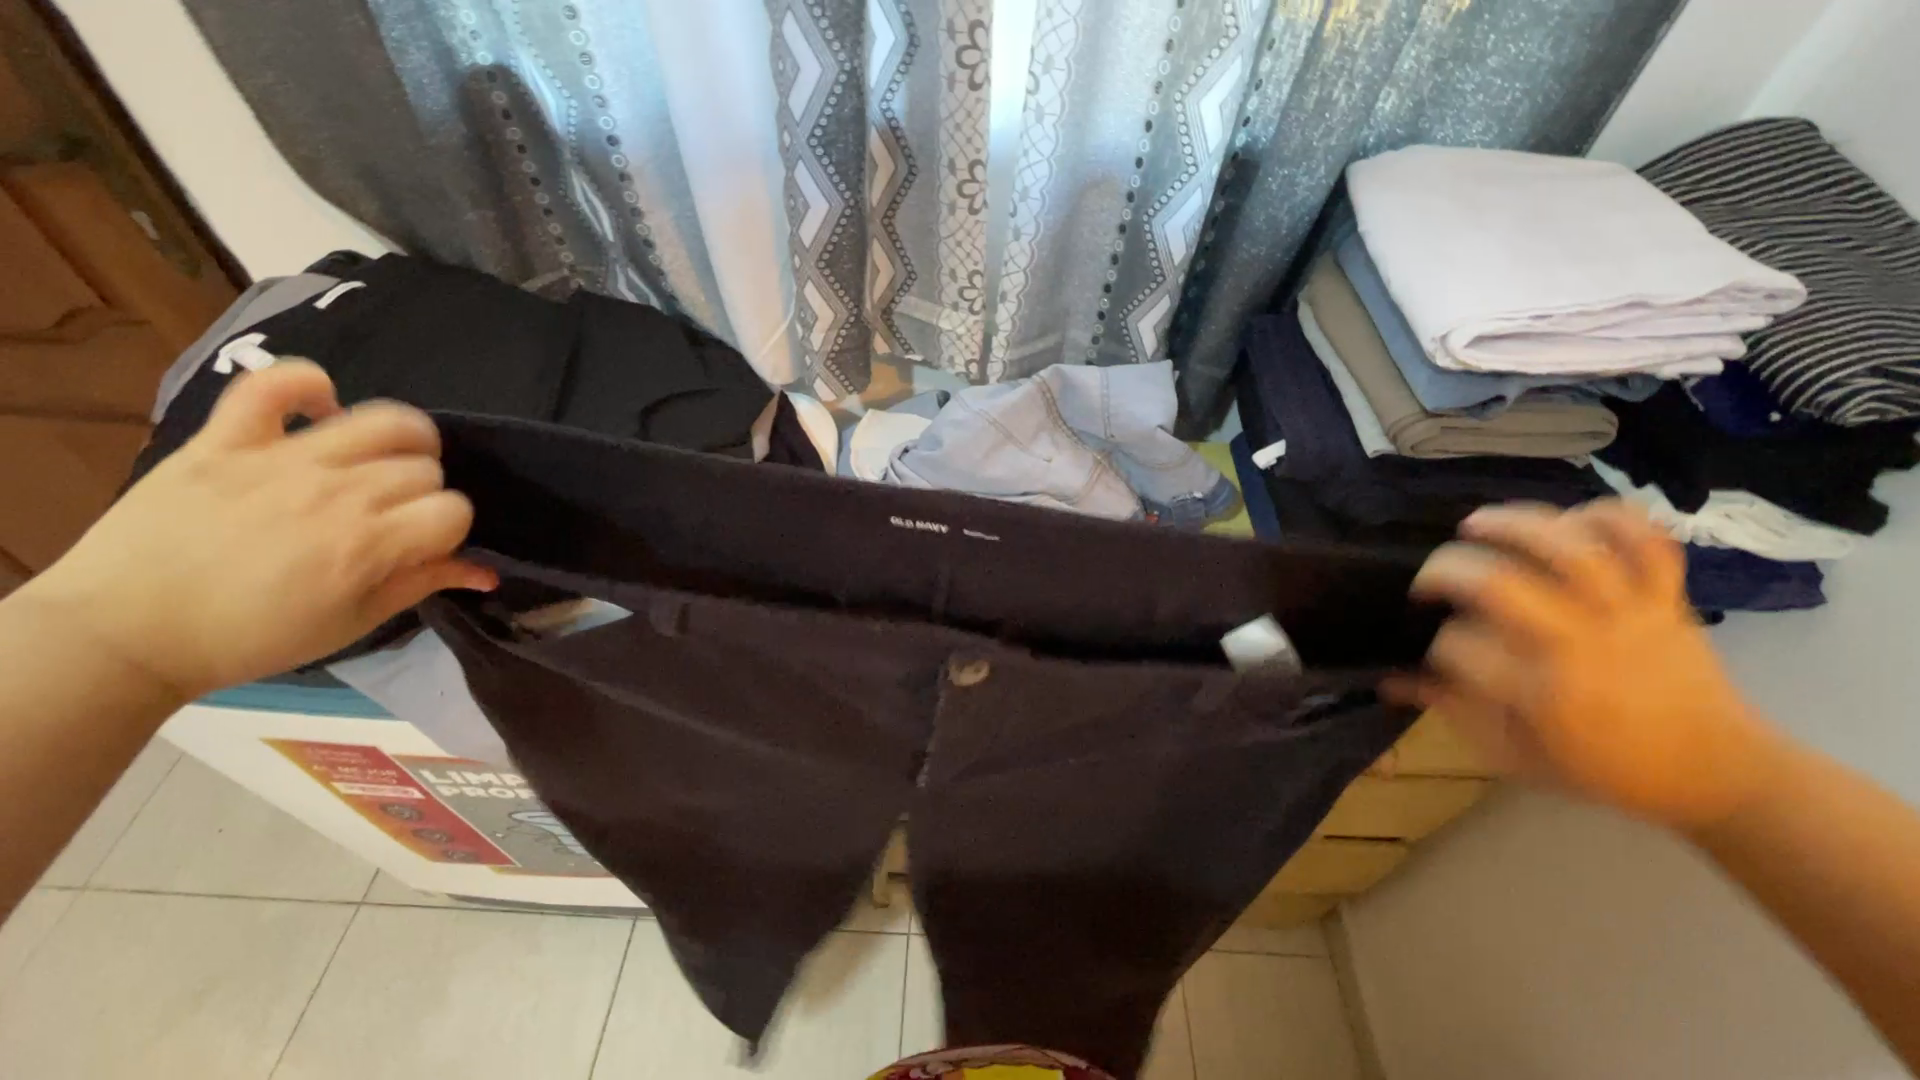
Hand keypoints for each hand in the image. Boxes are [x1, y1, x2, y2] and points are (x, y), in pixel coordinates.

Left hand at [15, 360, 495, 701]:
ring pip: (383, 420)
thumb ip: (421, 584)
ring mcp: (280, 459)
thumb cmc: (250, 638)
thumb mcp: (351, 623)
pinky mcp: (226, 438)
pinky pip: (276, 383)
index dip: (450, 529)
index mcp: (367, 544)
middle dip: (422, 494)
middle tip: (390, 519)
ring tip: (379, 461)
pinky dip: (309, 384)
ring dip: (400, 440)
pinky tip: (321, 409)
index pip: (454, 510)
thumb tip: (485, 569)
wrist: (126, 632)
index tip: (423, 546)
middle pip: (424, 468)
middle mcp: (336, 492)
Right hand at [1388, 500, 1784, 830]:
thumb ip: (1453, 711)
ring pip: (1569, 548)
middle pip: (1499, 584)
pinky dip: (1607, 518)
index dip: (1433, 645)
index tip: (1434, 654)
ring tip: (1474, 524)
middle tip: (1427, 581)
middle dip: (1446, 571)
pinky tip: (1568, 519)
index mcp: (1539, 692)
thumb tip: (1392, 679)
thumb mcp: (1516, 757)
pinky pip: (1644, 541)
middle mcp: (1579, 644)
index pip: (1458, 647)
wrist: (1716, 771)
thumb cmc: (1605, 768)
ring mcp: (1628, 614)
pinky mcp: (1665, 597)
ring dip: (1512, 525)